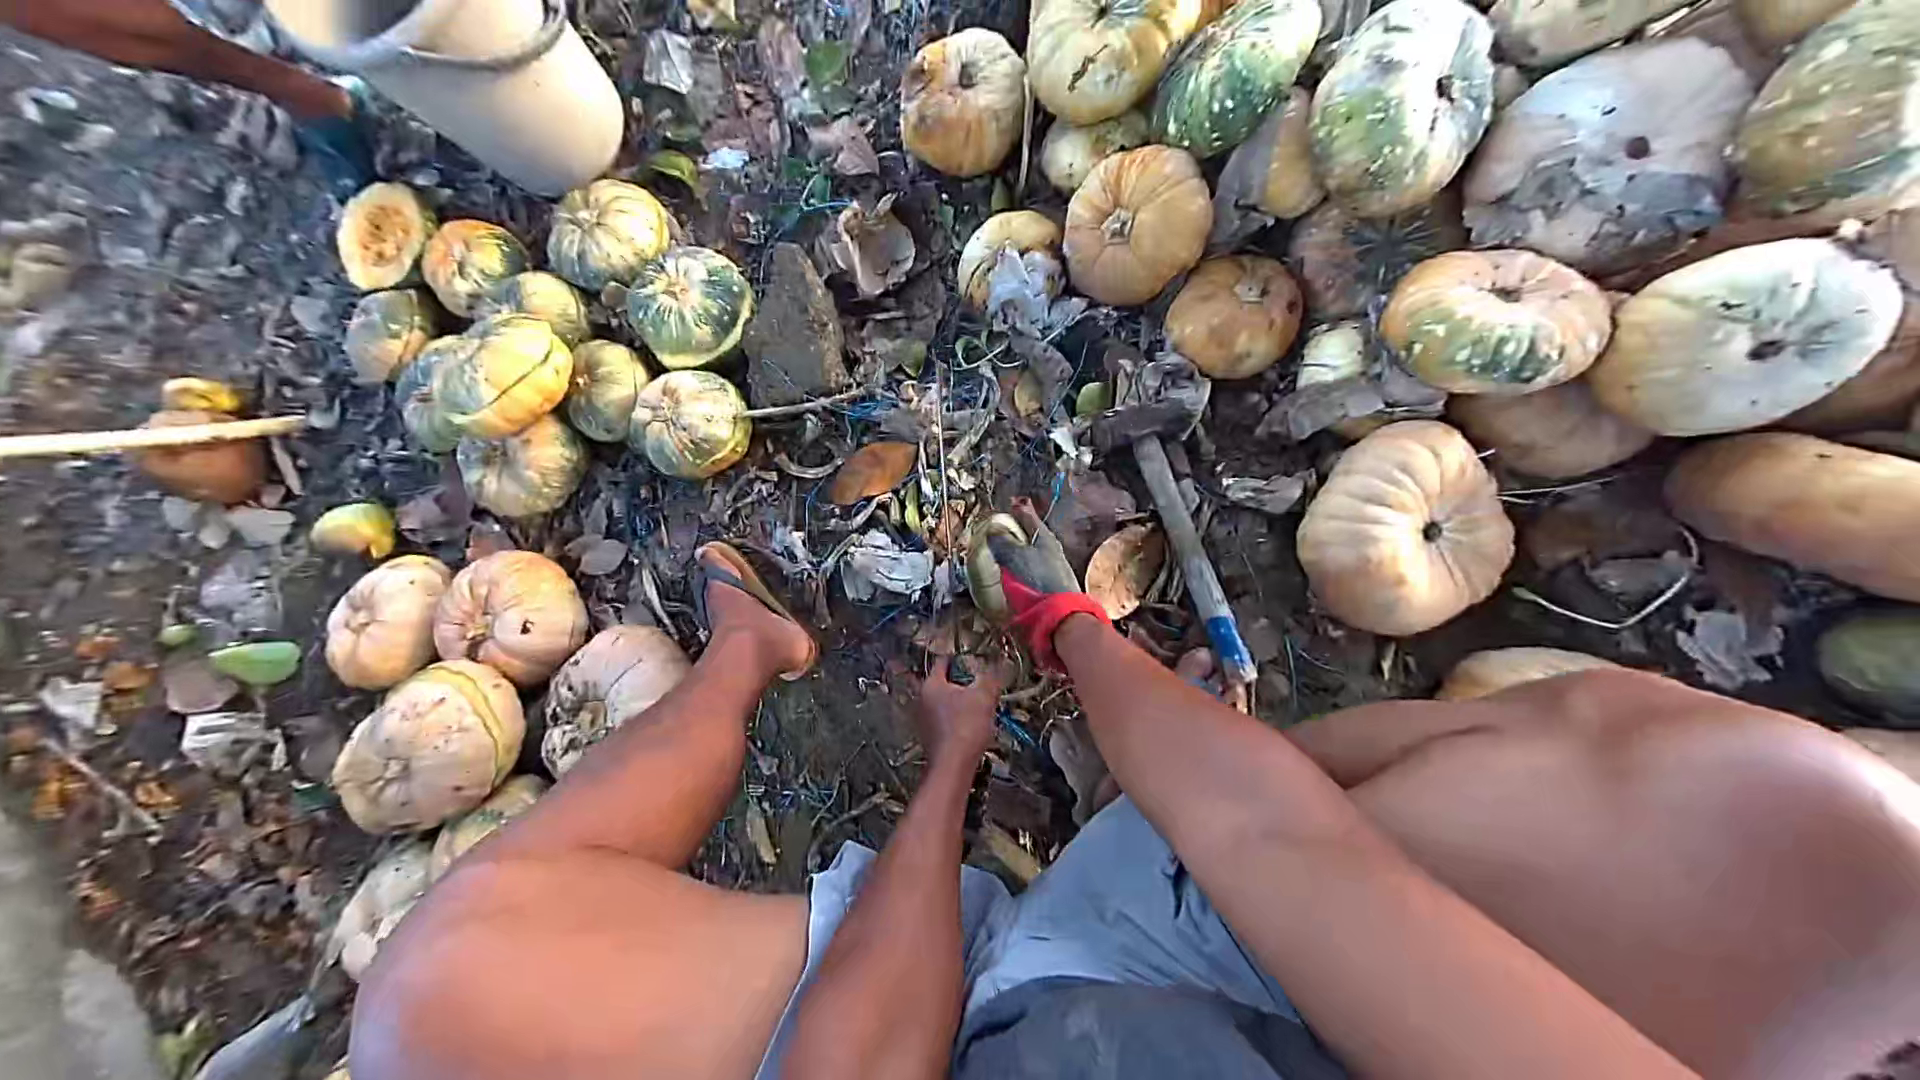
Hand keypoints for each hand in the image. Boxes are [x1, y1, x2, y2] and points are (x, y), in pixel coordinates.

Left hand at [916, 659, 1010, 768]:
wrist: (953, 766)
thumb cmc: (966, 726)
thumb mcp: (984, 697)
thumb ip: (991, 678)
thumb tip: (999, 664)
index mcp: (931, 684)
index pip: (943, 662)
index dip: (960, 659)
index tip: (974, 661)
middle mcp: (922, 699)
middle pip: (945, 683)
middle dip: (963, 683)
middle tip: (981, 686)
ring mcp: (923, 719)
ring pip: (945, 702)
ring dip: (961, 702)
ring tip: (980, 707)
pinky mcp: (929, 736)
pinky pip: (944, 719)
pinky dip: (957, 719)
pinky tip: (971, 726)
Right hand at [980, 499, 1108, 670]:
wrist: (1060, 617)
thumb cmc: (1038, 581)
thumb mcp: (1015, 557)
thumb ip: (1003, 542)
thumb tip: (994, 530)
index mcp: (1045, 538)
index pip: (1029, 517)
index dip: (1018, 509)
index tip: (1011, 503)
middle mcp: (1051, 552)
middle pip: (1031, 536)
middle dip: (1017, 532)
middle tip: (1001, 529)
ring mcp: (1052, 570)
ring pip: (1031, 554)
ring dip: (1017, 552)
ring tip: (1002, 553)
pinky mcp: (1049, 587)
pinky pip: (1030, 571)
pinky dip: (1019, 568)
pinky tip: (1011, 575)